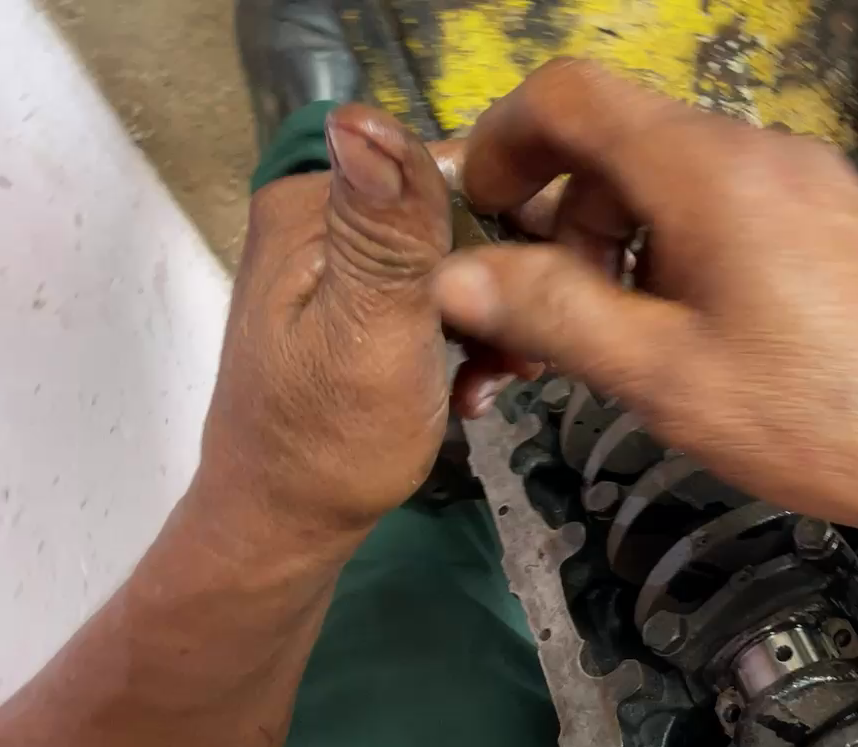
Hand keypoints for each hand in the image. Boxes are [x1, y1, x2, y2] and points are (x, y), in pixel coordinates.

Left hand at [195, 106, 530, 546]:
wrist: (296, 519)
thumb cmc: (335, 439)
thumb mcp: (372, 335)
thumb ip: (384, 238)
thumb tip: (369, 117)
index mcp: (322, 210)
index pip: (454, 170)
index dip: (524, 222)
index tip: (561, 288)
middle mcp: (335, 223)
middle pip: (469, 223)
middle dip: (515, 288)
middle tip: (528, 353)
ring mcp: (356, 270)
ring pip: (472, 270)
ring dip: (503, 325)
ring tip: (502, 379)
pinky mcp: (375, 311)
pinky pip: (455, 306)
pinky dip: (479, 345)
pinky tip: (479, 387)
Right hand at [430, 61, 857, 552]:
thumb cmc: (823, 422)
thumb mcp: (669, 377)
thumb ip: (556, 316)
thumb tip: (463, 278)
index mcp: (713, 170)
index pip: (573, 96)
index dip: (506, 141)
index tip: (487, 208)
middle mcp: (774, 158)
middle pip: (633, 144)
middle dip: (576, 216)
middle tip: (569, 308)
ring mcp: (824, 193)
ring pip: (694, 186)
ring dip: (640, 245)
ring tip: (647, 336)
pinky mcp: (853, 234)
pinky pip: (752, 217)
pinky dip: (703, 256)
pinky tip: (717, 334)